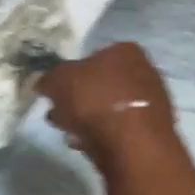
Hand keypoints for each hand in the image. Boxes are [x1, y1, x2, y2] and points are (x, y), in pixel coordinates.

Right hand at [40, 43, 176, 167]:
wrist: (130, 143)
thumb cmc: (94, 102)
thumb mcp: (57, 81)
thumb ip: (48, 78)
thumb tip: (44, 82)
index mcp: (124, 51)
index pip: (90, 57)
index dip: (69, 75)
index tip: (55, 92)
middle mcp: (143, 69)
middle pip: (99, 84)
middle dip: (77, 98)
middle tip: (58, 113)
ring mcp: (150, 99)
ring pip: (106, 106)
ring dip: (85, 117)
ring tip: (69, 132)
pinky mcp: (150, 126)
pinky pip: (116, 126)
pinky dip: (100, 132)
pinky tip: (86, 142)